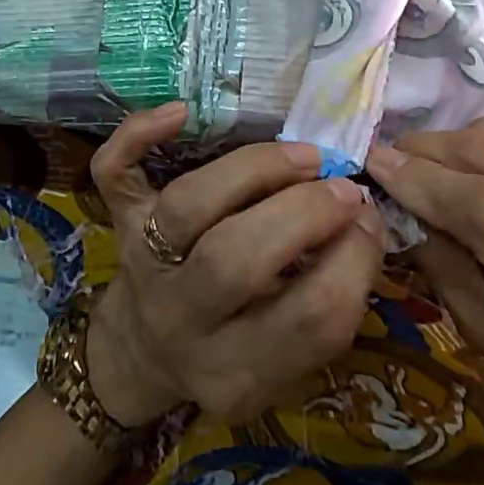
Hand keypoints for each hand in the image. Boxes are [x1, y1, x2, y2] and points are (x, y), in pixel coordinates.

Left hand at [82, 103, 385, 424]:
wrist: (141, 353)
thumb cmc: (228, 353)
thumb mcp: (282, 363)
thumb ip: (322, 305)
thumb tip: (361, 220)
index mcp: (235, 372)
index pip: (308, 322)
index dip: (353, 264)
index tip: (369, 221)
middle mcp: (180, 317)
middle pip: (234, 259)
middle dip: (302, 214)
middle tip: (343, 188)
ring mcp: (143, 262)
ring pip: (186, 205)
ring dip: (250, 171)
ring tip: (302, 157)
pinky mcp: (119, 223)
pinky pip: (114, 173)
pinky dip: (138, 135)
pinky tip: (181, 112)